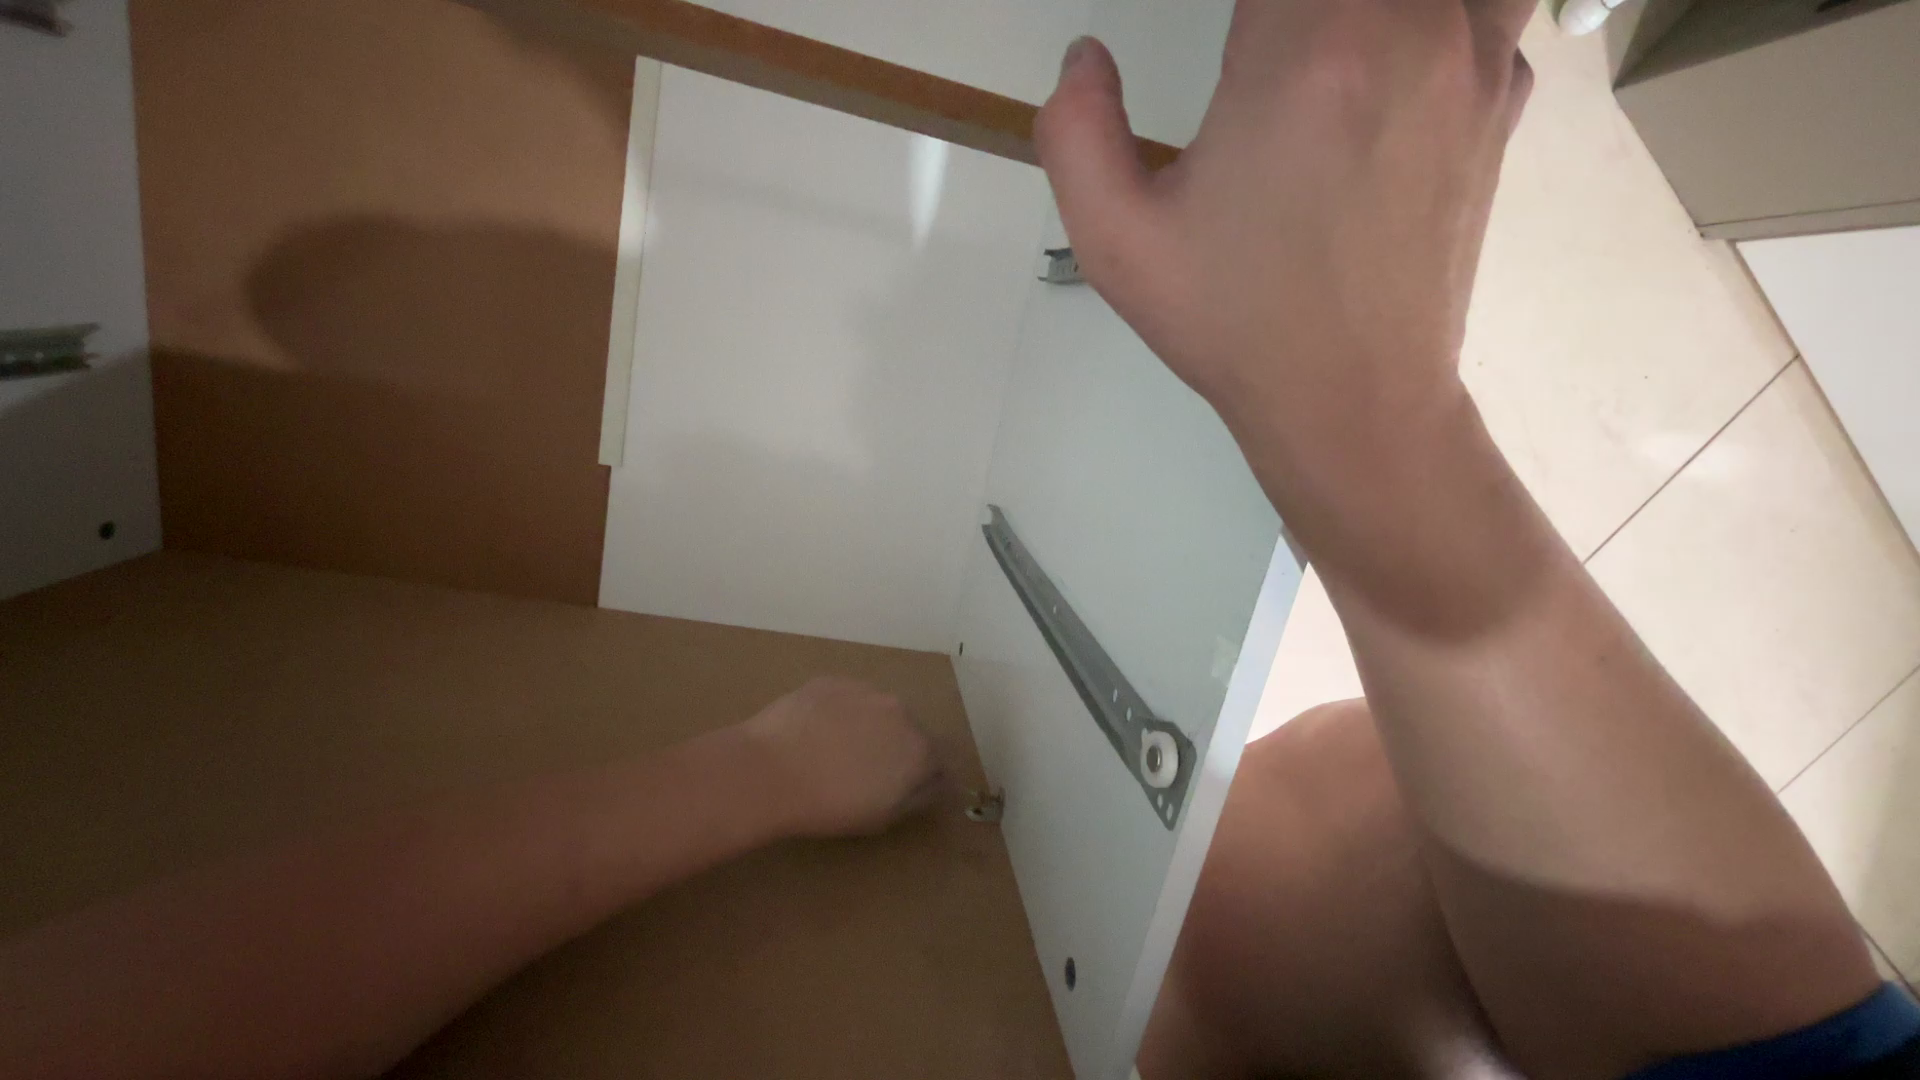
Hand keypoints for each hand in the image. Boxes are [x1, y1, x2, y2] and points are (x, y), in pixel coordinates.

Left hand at [741, 677, 943, 838]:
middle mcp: (901, 711)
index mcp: (920, 749)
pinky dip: (837, 713)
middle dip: (894, 748)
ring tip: (833, 751)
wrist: (770, 771)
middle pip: (908, 731)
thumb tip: (935, 783)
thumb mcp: (883, 817)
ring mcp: (865, 690)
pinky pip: (845, 698)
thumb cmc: (829, 805)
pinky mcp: (832, 680)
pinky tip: (812, 733)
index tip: (899, 789)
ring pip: (876, 711)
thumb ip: (918, 796)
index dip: (921, 777)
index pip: (937, 763)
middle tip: (862, 771)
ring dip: (867, 727)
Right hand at [1035, 1, 1534, 551]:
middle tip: (1256, 52)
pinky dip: (1433, 13)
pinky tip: (1385, 62)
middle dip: (1287, 10)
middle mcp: (1412, 24)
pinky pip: (1488, 1)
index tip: (1225, 50)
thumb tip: (1085, 58)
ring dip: (1364, 4)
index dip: (1240, 12)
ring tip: (1323, 48)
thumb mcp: (1116, 242)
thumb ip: (1076, 134)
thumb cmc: (1231, 323)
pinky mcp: (1499, 104)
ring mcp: (1475, 58)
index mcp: (1309, 46)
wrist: (1351, 399)